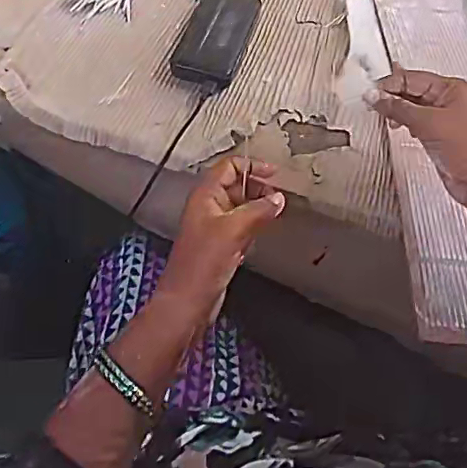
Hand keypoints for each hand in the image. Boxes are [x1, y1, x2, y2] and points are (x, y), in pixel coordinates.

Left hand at [156, 157, 285, 311]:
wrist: (187, 302)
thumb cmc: (203, 263)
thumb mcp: (233, 230)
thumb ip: (258, 210)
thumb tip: (278, 198)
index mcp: (204, 196)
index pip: (228, 167)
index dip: (250, 166)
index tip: (274, 174)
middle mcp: (208, 208)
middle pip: (235, 185)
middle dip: (258, 187)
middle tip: (279, 197)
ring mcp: (214, 227)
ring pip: (240, 207)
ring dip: (258, 207)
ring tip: (277, 212)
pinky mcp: (220, 246)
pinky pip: (241, 227)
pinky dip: (254, 225)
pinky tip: (264, 232)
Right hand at [372, 68, 466, 205]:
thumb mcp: (429, 122)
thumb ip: (398, 108)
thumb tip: (378, 97)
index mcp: (452, 89)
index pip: (412, 77)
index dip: (390, 83)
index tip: (372, 93)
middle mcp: (448, 102)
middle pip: (411, 90)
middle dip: (391, 95)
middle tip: (372, 101)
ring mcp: (442, 120)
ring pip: (411, 108)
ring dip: (395, 110)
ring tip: (381, 113)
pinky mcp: (437, 138)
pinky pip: (414, 124)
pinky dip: (402, 123)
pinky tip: (396, 125)